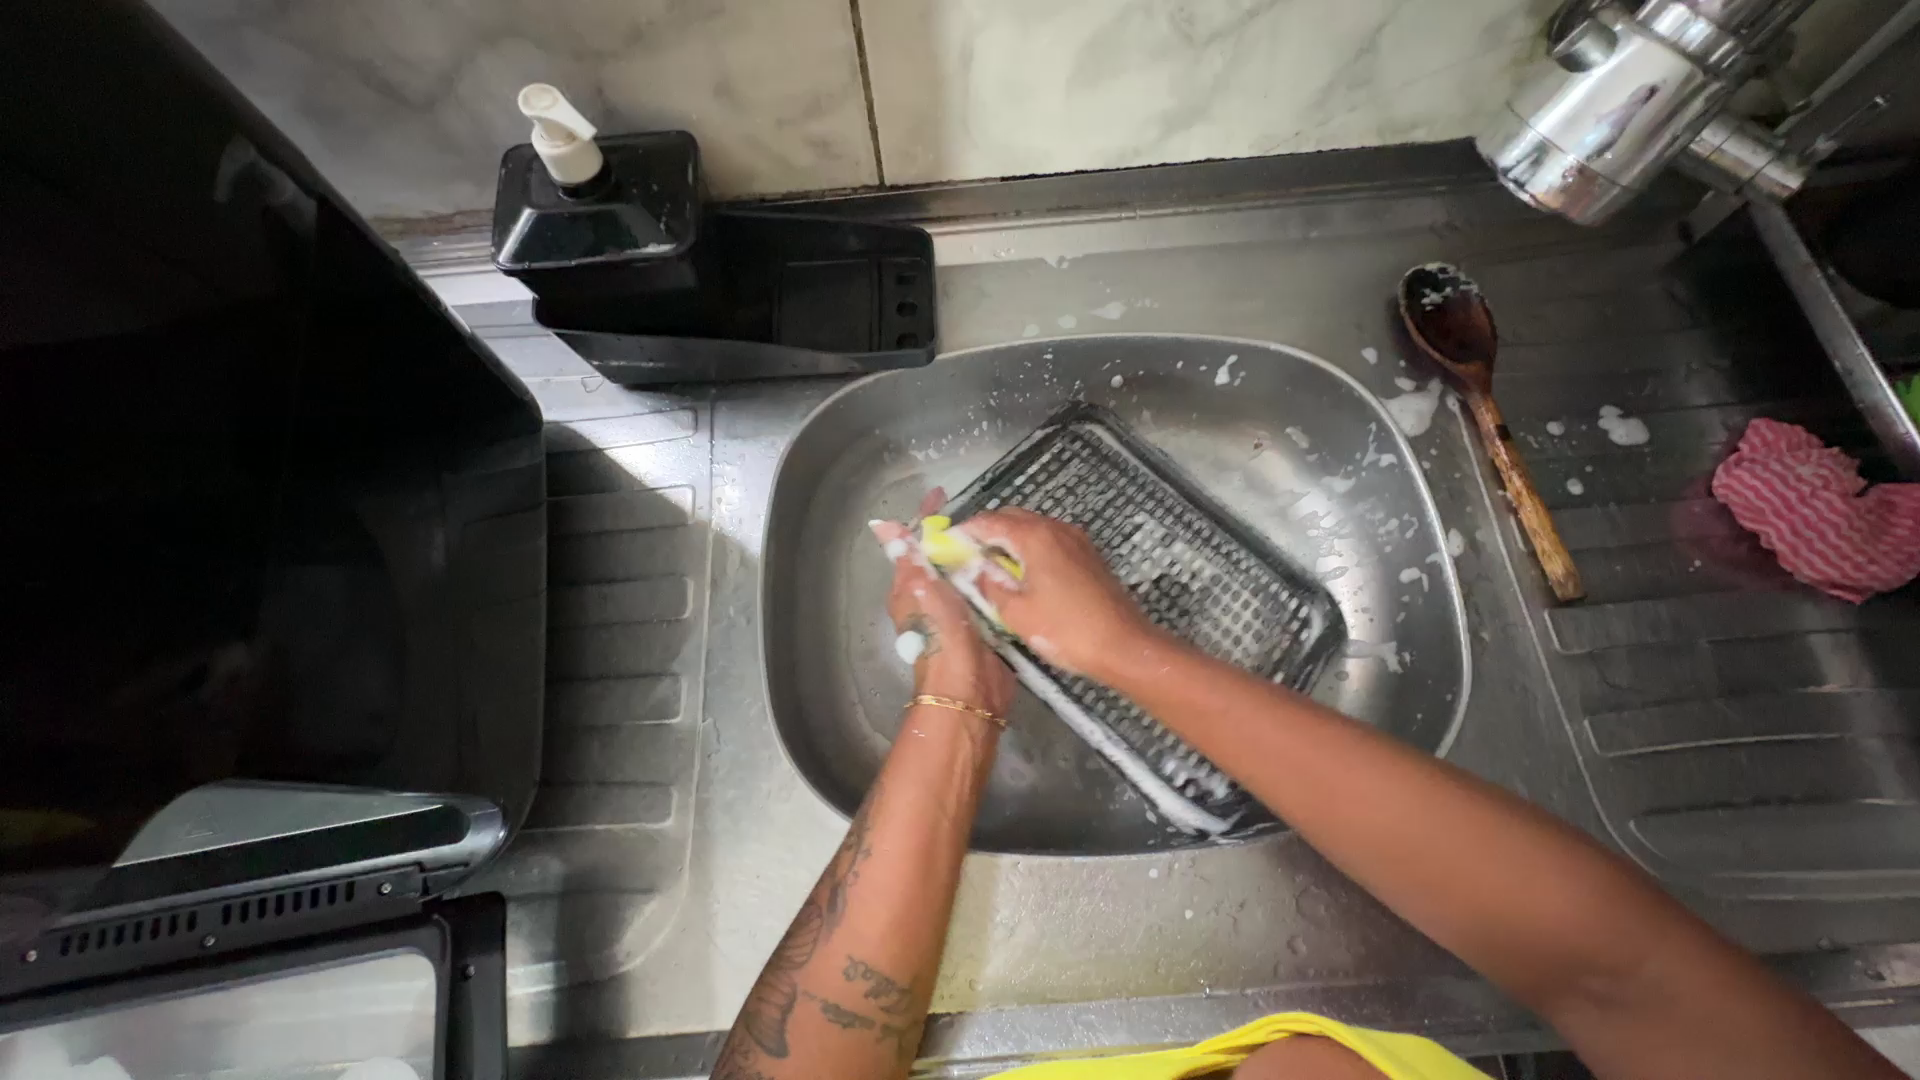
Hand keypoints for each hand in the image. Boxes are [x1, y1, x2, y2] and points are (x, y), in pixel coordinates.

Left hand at [870, 490, 1015, 719]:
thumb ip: (909, 559)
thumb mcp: (921, 591)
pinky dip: (1001, 579)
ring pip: (970, 574)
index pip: (915, 544)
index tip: (944, 496)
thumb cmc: (942, 638)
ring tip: (1006, 532)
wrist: (969, 689)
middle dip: (962, 534)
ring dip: (984, 555)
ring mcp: (959, 612)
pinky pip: (992, 594)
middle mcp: (933, 597)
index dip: (926, 519)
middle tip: (988, 513)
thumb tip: (883, 527)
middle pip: (945, 557)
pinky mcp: (985, 626)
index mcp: (910, 588)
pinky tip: (1017, 565)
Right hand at [955, 508, 1165, 682]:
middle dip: (987, 531)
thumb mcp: (1017, 614)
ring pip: (1033, 528)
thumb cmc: (1066, 631)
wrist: (1124, 646)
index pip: (990, 521)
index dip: (965, 531)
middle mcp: (1056, 528)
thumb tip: (973, 569)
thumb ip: (989, 585)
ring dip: (1009, 540)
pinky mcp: (1087, 554)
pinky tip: (1022, 573)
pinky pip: (1050, 540)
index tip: (946, 544)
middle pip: (1012, 518)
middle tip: (966, 554)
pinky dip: (1030, 548)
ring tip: (990, 565)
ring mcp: (1076, 540)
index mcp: (1035, 537)